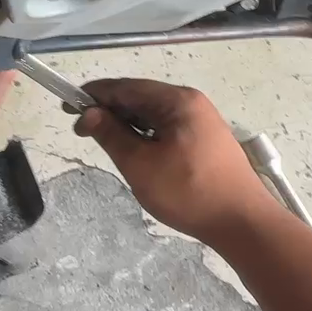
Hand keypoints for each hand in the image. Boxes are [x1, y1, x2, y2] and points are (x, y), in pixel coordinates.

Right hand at [73, 78, 275, 244]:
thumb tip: (89, 114)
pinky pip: (166, 128)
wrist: (243, 223)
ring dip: (126, 125)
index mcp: (176, 101)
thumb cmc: (188, 192)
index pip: (125, 87)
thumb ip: (111, 135)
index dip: (94, 96)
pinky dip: (145, 135)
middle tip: (84, 132)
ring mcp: (201, 121)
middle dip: (109, 111)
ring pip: (152, 114)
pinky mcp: (205, 140)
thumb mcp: (140, 164)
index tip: (68, 110)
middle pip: (140, 98)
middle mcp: (191, 103)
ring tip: (107, 144)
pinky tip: (135, 153)